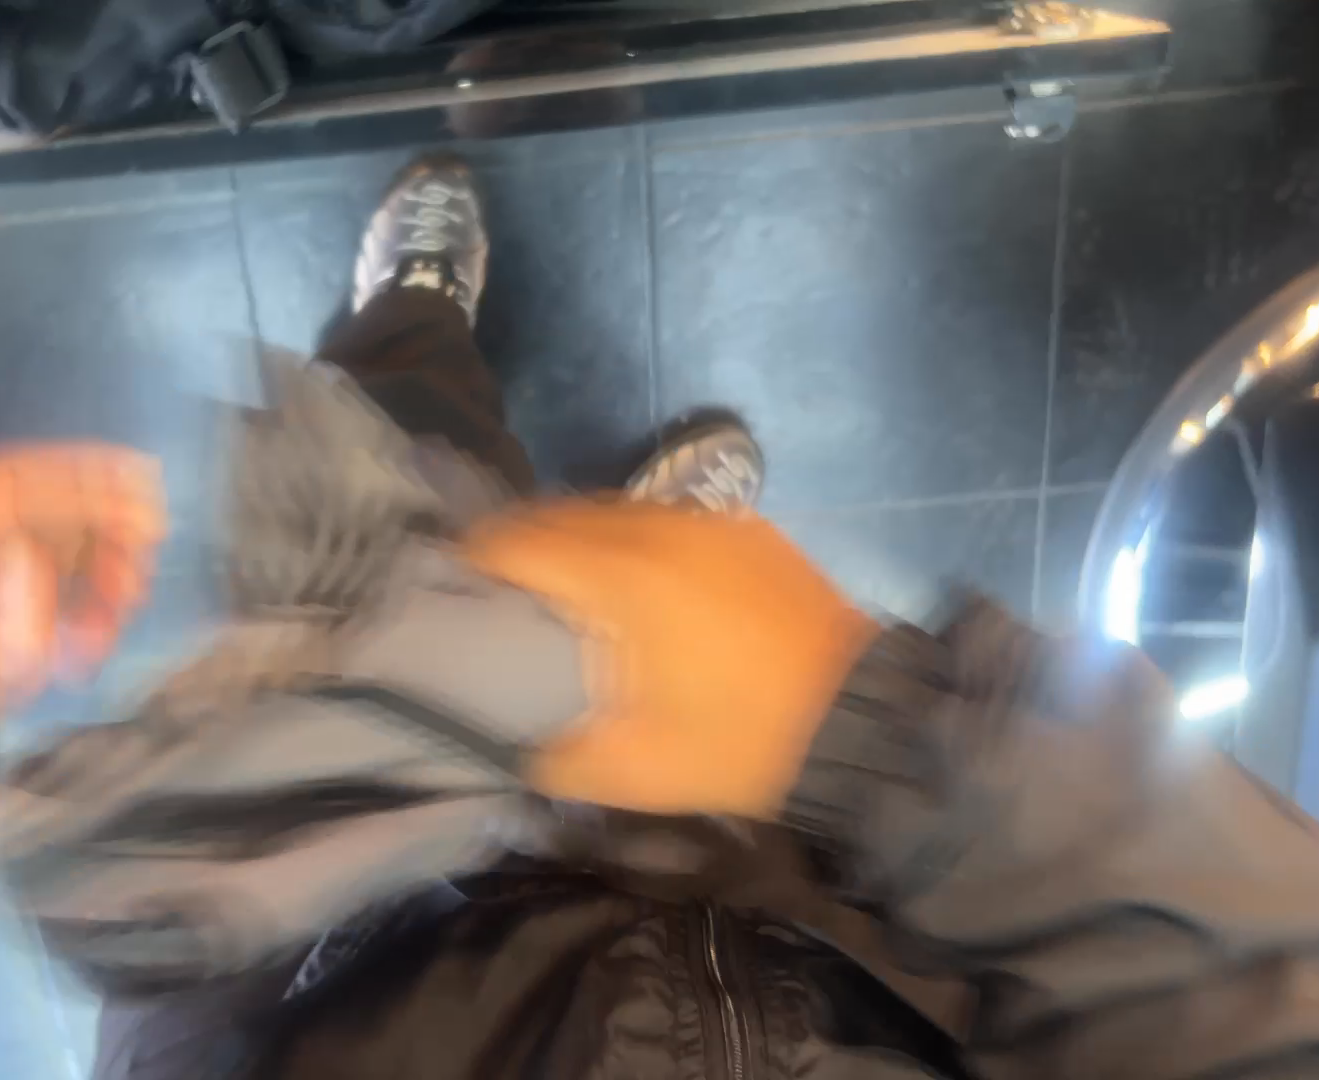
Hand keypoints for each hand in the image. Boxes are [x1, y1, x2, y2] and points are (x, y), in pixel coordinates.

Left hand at [0, 442, 165, 875]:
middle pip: (37, 517)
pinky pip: (34, 605)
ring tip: (115, 625)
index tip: (148, 508)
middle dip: (100, 536)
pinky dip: (72, 617)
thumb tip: (46, 572)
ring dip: (92, 580)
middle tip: (138, 585)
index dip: (83, 481)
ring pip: (43, 561)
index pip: (10, 488)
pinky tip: (83, 650)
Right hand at [463, 499, 876, 818]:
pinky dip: (620, 533)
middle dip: (516, 537)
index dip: (478, 553)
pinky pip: (656, 514)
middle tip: (494, 575)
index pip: (522, 542)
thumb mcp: (635, 771)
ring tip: (552, 570)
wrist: (865, 722)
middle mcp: (654, 530)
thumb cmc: (740, 742)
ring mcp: (702, 521)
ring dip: (567, 532)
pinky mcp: (738, 526)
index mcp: (621, 580)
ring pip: (607, 506)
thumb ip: (556, 756)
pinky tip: (626, 569)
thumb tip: (515, 746)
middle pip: (558, 513)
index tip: (453, 573)